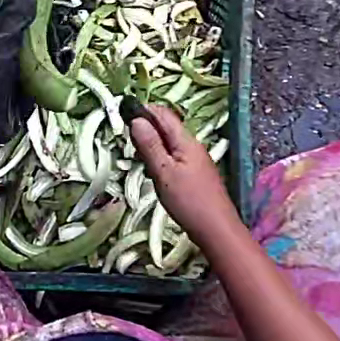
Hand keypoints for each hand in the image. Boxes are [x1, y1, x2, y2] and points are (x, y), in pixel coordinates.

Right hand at [128, 103, 241, 246]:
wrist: (217, 230)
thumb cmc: (188, 201)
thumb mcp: (163, 172)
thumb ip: (150, 145)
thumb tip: (136, 119)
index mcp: (185, 140)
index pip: (162, 114)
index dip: (143, 110)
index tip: (122, 116)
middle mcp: (192, 144)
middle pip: (166, 125)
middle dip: (145, 126)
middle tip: (125, 138)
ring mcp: (195, 159)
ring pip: (169, 141)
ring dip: (151, 142)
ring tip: (135, 154)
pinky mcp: (194, 172)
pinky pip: (173, 155)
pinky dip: (159, 156)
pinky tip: (151, 169)